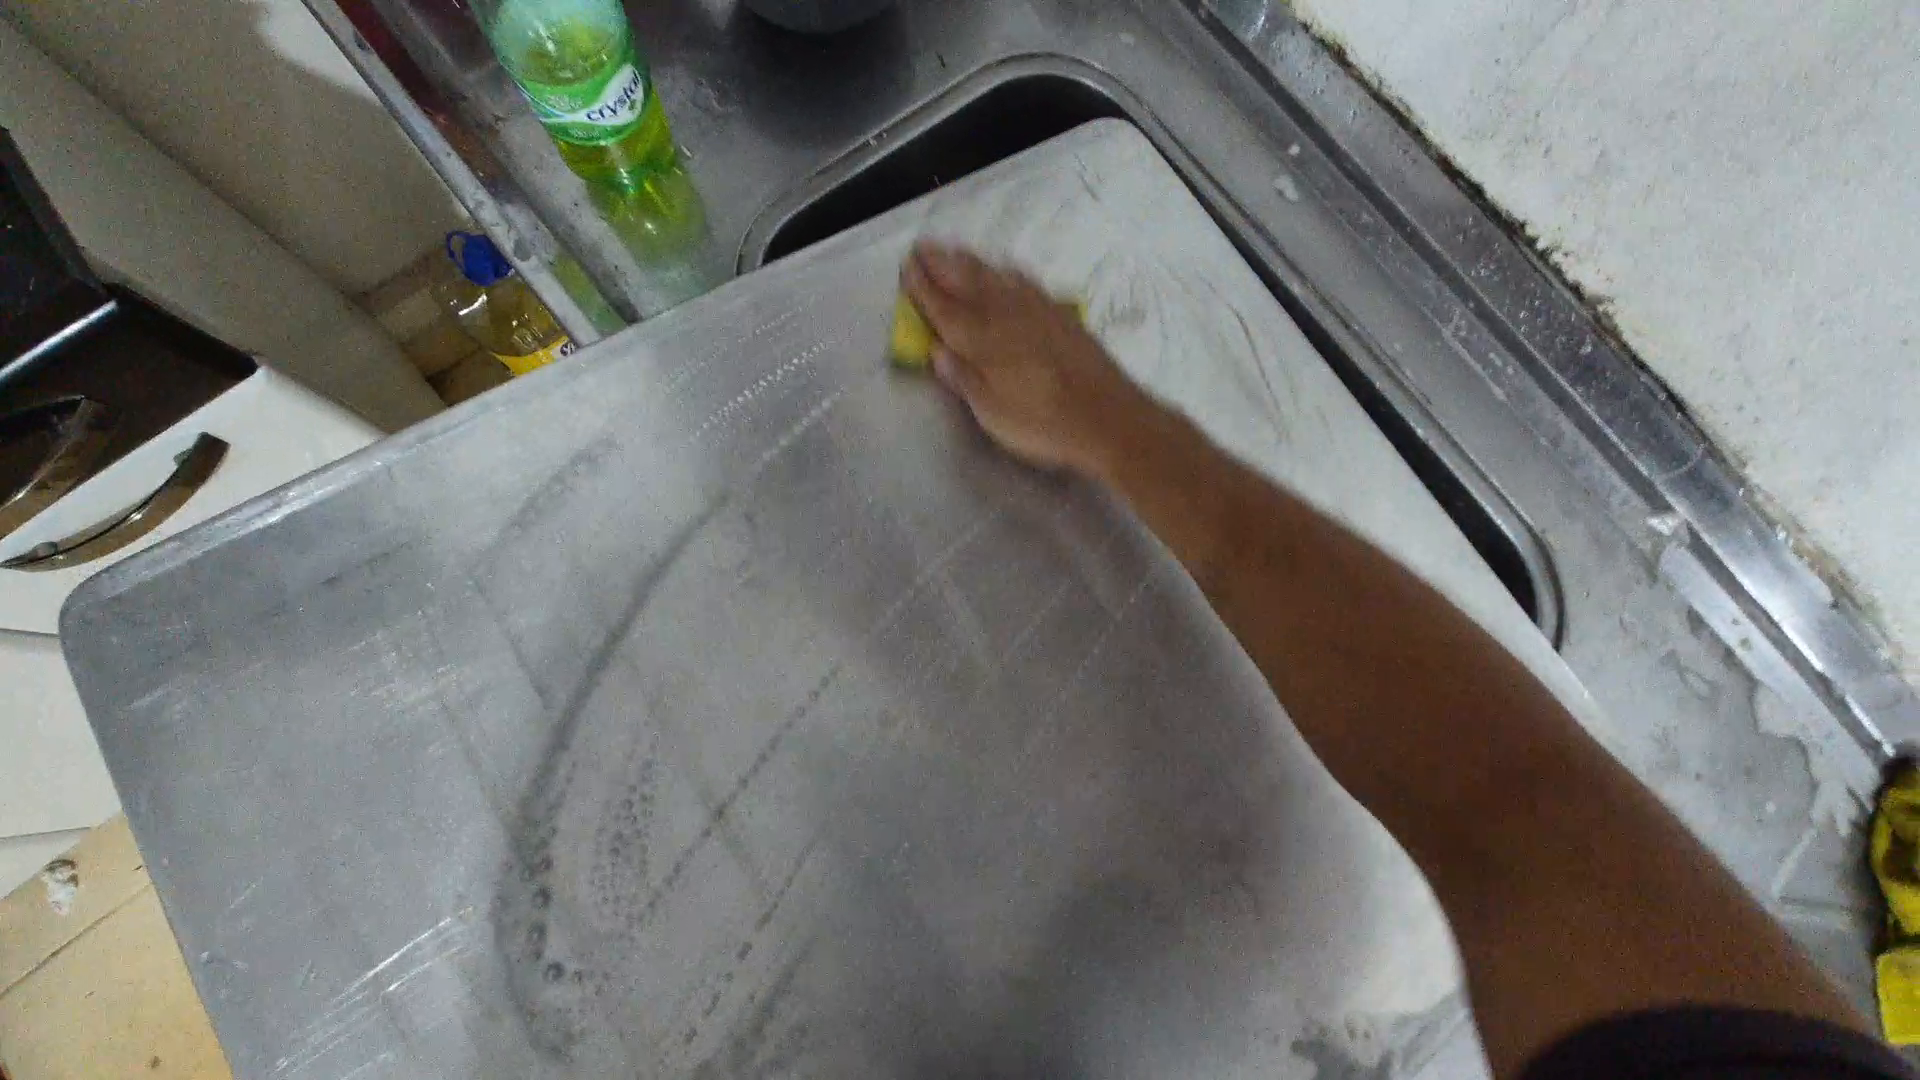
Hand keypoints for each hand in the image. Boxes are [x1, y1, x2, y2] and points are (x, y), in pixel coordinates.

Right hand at [902, 242, 1156, 478]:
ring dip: (972, 261)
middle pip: (967, 282)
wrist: (1107, 417)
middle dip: (943, 263)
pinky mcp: (1061, 315)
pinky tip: (1006, 270)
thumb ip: (962, 378)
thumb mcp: (990, 412)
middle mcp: (1006, 316)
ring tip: (955, 249)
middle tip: (924, 246)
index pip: (943, 308)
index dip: (922, 287)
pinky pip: (1025, 282)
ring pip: (996, 276)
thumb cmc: (1042, 423)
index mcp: (981, 341)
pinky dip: (1007, 271)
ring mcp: (1037, 311)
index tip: (907, 266)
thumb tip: (937, 351)